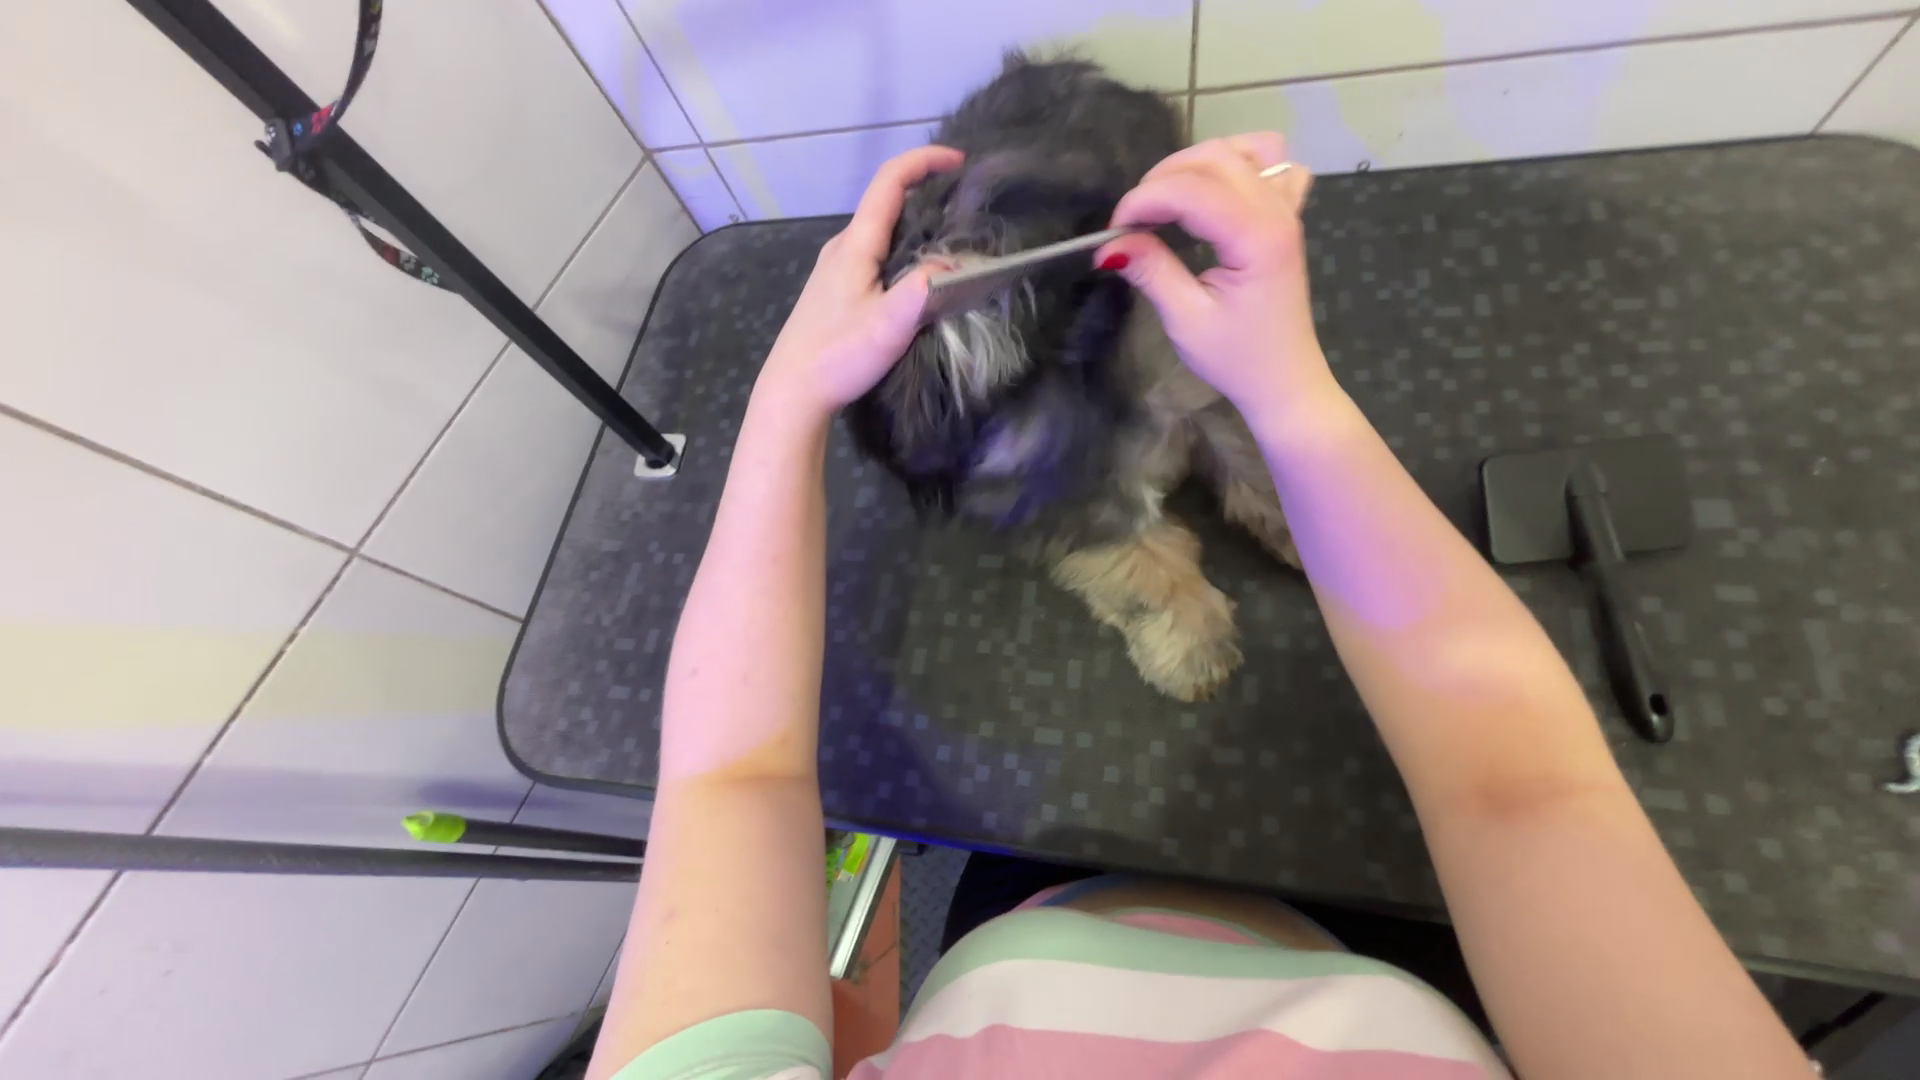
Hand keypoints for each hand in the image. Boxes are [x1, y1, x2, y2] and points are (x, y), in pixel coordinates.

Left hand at [756, 145, 965, 419]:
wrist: (793, 391)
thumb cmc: (838, 355)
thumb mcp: (890, 323)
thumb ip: (925, 287)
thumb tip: (955, 265)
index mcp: (856, 245)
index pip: (889, 181)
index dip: (924, 161)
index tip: (959, 161)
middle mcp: (842, 248)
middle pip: (886, 205)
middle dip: (926, 195)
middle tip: (965, 210)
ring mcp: (835, 270)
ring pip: (880, 234)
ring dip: (914, 229)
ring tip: (950, 245)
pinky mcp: (835, 292)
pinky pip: (873, 257)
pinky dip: (901, 253)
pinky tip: (915, 280)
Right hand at [1094, 134, 1333, 430]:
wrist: (1283, 381)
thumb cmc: (1237, 358)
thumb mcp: (1186, 320)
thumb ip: (1152, 272)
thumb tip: (1109, 246)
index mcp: (1256, 237)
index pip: (1192, 190)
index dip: (1144, 200)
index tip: (1112, 232)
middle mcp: (1277, 211)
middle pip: (1215, 158)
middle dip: (1162, 179)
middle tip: (1132, 221)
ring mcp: (1287, 209)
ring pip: (1246, 148)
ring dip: (1199, 163)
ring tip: (1168, 198)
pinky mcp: (1287, 216)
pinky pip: (1274, 164)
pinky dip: (1242, 163)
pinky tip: (1218, 190)